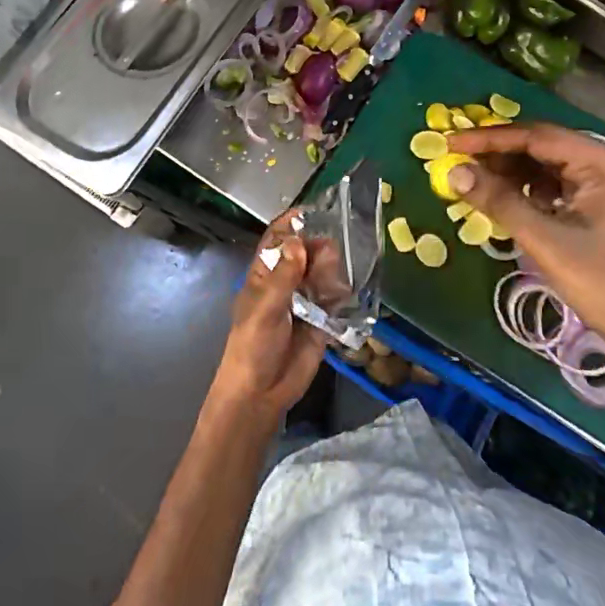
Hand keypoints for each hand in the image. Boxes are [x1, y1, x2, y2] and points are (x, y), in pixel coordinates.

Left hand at [205, 210, 329, 425]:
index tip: (311, 211)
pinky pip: (335, 300)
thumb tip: (297, 242)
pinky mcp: (322, 322)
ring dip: (332, 269)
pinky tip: (352, 288)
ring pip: (322, 275)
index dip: (290, 225)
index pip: (276, 242)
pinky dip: (344, 292)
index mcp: (264, 276)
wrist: (262, 394)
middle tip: (334, 248)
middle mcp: (285, 284)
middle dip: (318, 247)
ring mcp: (304, 302)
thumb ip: (283, 277)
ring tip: (342, 270)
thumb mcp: (265, 308)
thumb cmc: (252, 346)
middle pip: (305, 255)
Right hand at [446, 123, 604, 351]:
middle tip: (456, 165)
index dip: (490, 138)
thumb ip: (501, 202)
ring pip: (547, 168)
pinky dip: (528, 192)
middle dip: (499, 156)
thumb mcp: (548, 242)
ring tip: (473, 184)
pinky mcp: (601, 209)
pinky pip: (556, 188)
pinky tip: (503, 202)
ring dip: (511, 174)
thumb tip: (453, 172)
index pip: (537, 136)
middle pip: (543, 147)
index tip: (450, 144)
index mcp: (604, 162)